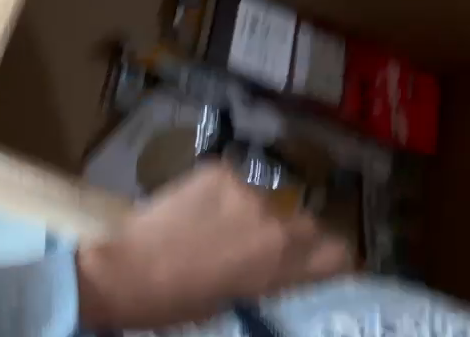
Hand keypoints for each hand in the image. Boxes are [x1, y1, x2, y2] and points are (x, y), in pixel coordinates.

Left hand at [75, 163, 353, 330]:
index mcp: (280, 263)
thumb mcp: (239, 298)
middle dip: (294, 234)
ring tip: (221, 226)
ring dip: (254, 212)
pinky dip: (225, 193)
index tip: (323, 262)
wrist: (131, 268)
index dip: (333, 258)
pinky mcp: (218, 168)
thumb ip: (270, 276)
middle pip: (306, 221)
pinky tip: (201, 208)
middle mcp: (272, 221)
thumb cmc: (182, 301)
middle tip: (263, 246)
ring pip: (266, 199)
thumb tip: (283, 263)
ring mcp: (245, 190)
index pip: (338, 252)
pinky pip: (236, 181)